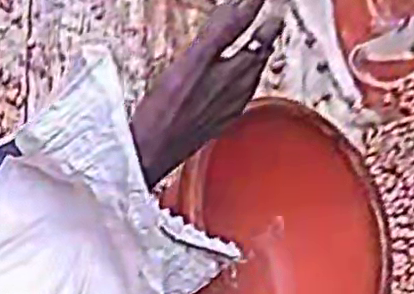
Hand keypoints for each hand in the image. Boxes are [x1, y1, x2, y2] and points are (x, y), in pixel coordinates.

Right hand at [129, 0, 283, 185]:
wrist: (145, 158)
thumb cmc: (164, 114)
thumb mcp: (194, 60)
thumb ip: (226, 26)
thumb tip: (248, 1)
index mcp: (245, 68)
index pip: (268, 28)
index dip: (260, 13)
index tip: (251, 6)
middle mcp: (243, 90)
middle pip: (259, 54)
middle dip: (254, 39)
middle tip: (247, 25)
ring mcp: (228, 112)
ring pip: (243, 78)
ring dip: (238, 65)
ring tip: (229, 55)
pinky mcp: (212, 128)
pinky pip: (226, 100)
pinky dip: (223, 88)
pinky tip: (211, 89)